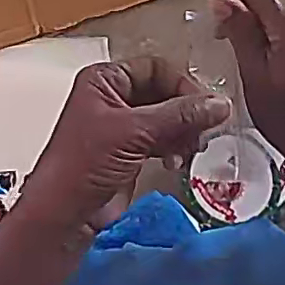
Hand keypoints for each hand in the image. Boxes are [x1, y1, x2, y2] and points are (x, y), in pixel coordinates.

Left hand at [20, 57, 231, 232]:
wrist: (64, 216)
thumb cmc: (86, 164)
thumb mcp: (134, 132)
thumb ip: (180, 115)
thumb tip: (220, 104)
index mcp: (105, 80)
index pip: (154, 69)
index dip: (181, 85)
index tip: (205, 105)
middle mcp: (112, 97)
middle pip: (163, 93)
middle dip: (184, 113)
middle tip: (203, 131)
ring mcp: (121, 126)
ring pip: (166, 118)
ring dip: (182, 132)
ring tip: (190, 149)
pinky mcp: (129, 151)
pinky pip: (162, 139)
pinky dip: (174, 147)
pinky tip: (176, 161)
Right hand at [213, 0, 284, 175]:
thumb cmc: (281, 113)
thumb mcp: (253, 72)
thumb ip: (239, 31)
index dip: (232, 3)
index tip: (220, 29)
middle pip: (267, 0)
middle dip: (245, 16)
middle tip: (230, 46)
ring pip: (276, 12)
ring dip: (258, 26)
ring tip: (249, 56)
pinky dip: (273, 34)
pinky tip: (267, 59)